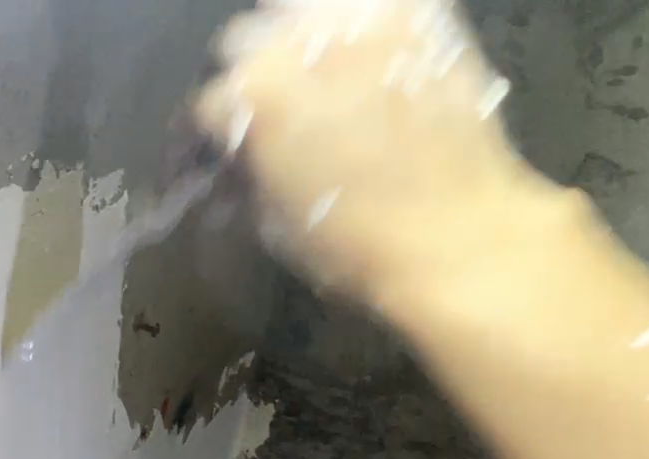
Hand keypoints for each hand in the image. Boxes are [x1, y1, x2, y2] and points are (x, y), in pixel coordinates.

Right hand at [193, 0, 566, 306]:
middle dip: (237, 82)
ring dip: (287, 41)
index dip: (194, 142)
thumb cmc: (348, 243)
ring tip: (298, 78)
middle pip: (242, 42)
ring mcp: (366, 19)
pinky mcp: (422, 15)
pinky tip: (351, 58)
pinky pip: (369, 4)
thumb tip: (224, 176)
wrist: (454, 235)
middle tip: (249, 120)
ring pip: (300, 7)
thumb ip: (240, 178)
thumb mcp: (270, 221)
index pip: (203, 106)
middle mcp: (302, 40)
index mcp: (254, 95)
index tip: (200, 164)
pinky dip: (350, 25)